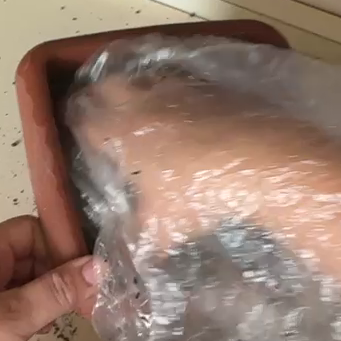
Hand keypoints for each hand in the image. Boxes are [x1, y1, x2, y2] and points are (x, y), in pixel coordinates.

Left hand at [0, 216, 99, 340]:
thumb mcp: (13, 316)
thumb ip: (57, 291)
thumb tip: (99, 266)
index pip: (31, 229)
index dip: (59, 244)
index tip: (86, 270)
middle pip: (31, 254)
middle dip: (58, 273)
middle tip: (87, 299)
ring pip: (26, 282)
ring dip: (48, 296)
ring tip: (70, 317)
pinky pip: (16, 305)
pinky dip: (34, 314)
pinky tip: (44, 332)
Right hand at [70, 73, 340, 291]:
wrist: (264, 164)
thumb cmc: (199, 196)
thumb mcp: (161, 229)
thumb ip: (136, 241)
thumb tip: (123, 262)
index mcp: (119, 132)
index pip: (83, 119)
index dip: (76, 125)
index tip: (77, 133)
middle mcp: (142, 102)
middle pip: (107, 86)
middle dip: (99, 97)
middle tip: (103, 115)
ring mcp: (178, 89)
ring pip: (145, 78)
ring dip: (138, 90)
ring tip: (143, 110)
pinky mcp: (211, 86)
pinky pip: (182, 82)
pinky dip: (176, 93)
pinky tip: (188, 113)